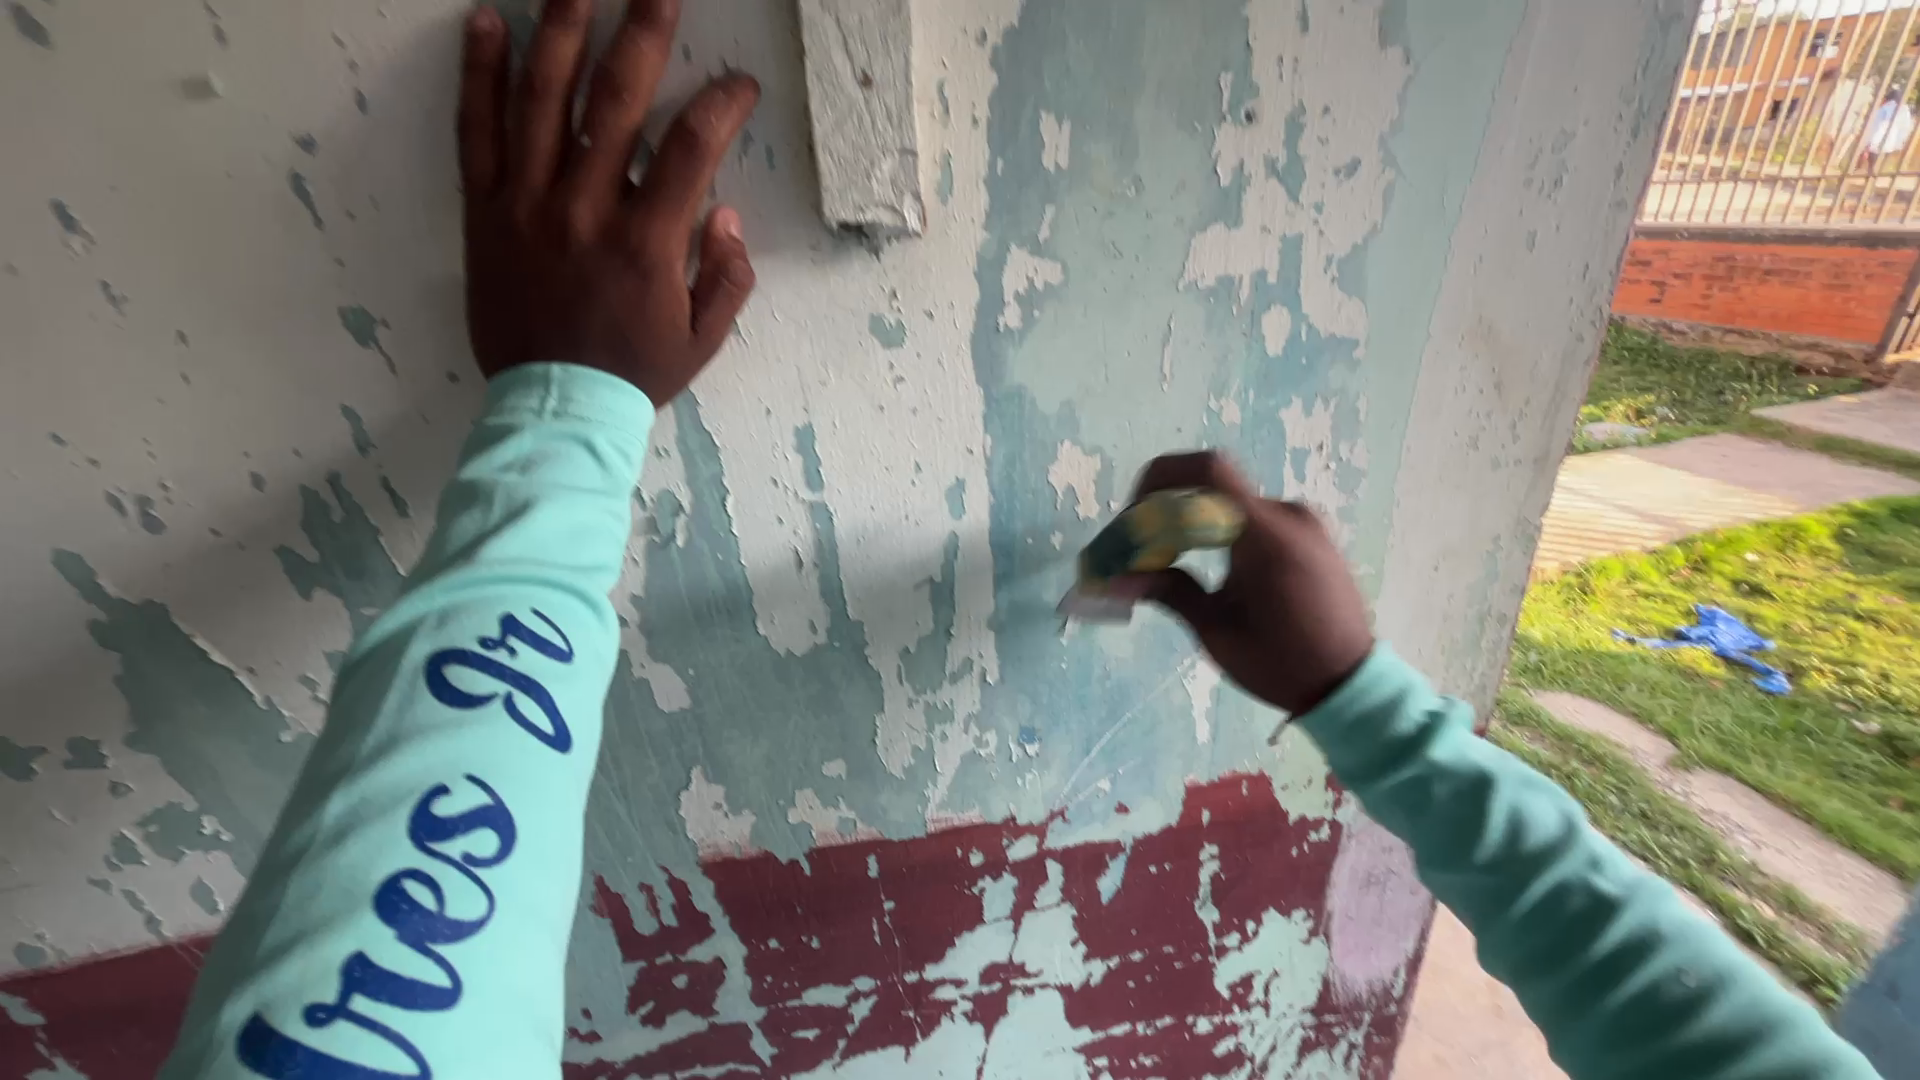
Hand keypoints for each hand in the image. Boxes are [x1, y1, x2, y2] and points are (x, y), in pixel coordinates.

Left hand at [459, 0, 759, 404]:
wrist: (556, 406)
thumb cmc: (636, 373)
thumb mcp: (704, 340)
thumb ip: (727, 278)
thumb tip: (727, 215)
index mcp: (647, 243)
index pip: (690, 152)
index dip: (721, 107)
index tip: (740, 85)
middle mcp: (586, 209)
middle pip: (615, 101)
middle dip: (644, 33)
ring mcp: (528, 203)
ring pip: (543, 99)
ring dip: (562, 28)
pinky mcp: (485, 210)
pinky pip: (477, 131)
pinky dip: (481, 74)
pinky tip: (488, 22)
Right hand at [1129, 451, 1374, 714]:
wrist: (1350, 684)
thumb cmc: (1281, 664)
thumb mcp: (1216, 630)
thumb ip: (1167, 591)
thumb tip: (1114, 580)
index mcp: (1266, 535)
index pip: (1207, 472)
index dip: (1159, 480)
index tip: (1134, 515)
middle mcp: (1289, 515)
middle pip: (1212, 487)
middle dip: (1165, 508)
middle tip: (1137, 544)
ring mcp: (1304, 522)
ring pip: (1230, 502)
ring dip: (1191, 520)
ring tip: (1166, 558)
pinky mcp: (1309, 534)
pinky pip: (1252, 516)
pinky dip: (1219, 528)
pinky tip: (1203, 561)